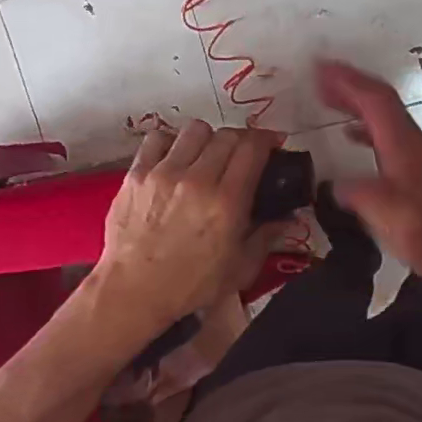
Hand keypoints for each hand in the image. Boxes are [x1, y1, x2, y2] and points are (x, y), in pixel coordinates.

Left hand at [92, 121, 277, 330]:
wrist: (134, 290)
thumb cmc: (190, 285)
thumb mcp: (240, 269)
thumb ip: (266, 238)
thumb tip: (288, 218)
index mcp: (227, 202)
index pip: (252, 149)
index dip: (267, 139)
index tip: (273, 144)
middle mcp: (197, 180)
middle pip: (227, 135)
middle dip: (241, 140)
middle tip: (242, 154)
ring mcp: (164, 173)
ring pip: (195, 130)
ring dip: (208, 138)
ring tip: (207, 154)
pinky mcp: (136, 174)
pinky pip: (157, 138)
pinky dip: (171, 142)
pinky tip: (174, 157)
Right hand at [316, 61, 421, 284]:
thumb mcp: (394, 219)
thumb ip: (361, 197)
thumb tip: (333, 185)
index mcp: (404, 148)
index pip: (376, 101)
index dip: (348, 81)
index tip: (321, 67)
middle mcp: (413, 145)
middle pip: (381, 103)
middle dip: (349, 86)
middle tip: (318, 78)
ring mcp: (420, 159)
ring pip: (385, 119)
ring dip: (357, 105)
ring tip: (329, 102)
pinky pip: (388, 138)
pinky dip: (367, 129)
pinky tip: (354, 139)